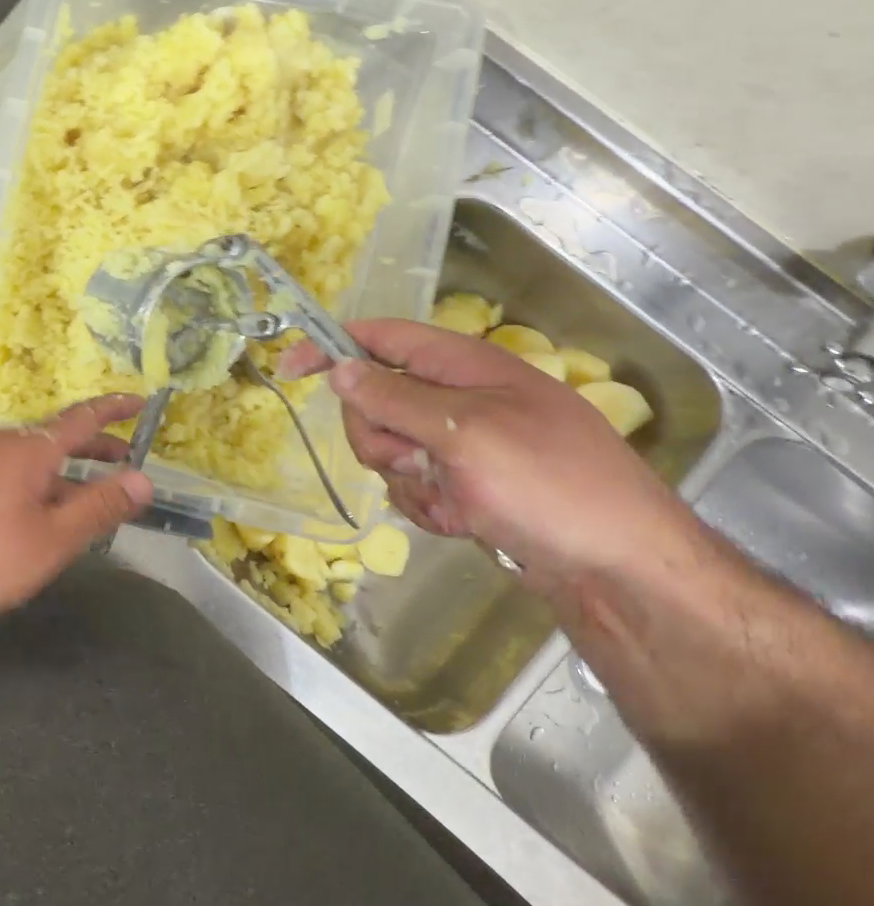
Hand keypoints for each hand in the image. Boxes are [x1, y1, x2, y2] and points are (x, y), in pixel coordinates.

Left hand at [0, 395, 155, 622]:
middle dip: (91, 447)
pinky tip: (24, 507)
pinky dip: (25, 476)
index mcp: (26, 449)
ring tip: (76, 492)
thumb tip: (144, 479)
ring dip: (56, 466)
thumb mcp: (51, 541)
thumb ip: (99, 507)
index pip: (81, 418)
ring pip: (22, 454)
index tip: (140, 401)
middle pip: (51, 436)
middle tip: (122, 461)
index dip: (114, 409)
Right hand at [280, 319, 696, 586]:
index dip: (332, 346)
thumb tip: (341, 368)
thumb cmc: (549, 486)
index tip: (290, 369)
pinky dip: (428, 505)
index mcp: (466, 367)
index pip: (382, 339)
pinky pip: (412, 485)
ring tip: (452, 498)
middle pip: (374, 401)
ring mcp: (463, 444)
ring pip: (388, 449)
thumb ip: (395, 398)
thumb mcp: (464, 432)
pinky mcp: (465, 484)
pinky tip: (464, 519)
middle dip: (379, 436)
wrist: (615, 567)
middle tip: (413, 459)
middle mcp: (460, 399)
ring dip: (406, 479)